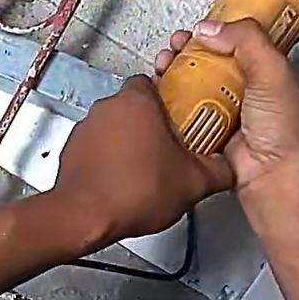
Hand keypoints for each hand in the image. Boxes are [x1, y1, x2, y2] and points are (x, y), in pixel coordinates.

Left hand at [52, 76, 234, 243]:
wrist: (85, 217)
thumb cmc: (132, 192)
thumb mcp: (192, 183)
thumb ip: (217, 169)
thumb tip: (227, 168)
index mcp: (136, 102)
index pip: (153, 82)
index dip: (169, 98)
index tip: (182, 116)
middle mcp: (106, 108)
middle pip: (134, 106)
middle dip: (151, 124)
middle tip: (169, 147)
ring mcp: (84, 128)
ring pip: (113, 127)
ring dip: (128, 142)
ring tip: (146, 169)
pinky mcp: (71, 150)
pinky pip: (95, 146)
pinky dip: (107, 158)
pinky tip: (122, 180)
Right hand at [153, 20, 298, 201]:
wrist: (277, 179)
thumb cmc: (289, 132)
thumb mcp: (274, 72)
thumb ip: (246, 40)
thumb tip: (211, 28)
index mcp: (268, 72)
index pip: (236, 44)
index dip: (214, 34)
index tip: (193, 30)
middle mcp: (246, 92)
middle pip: (208, 66)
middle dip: (184, 56)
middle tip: (170, 51)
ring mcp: (225, 116)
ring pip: (192, 90)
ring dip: (172, 79)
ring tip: (160, 71)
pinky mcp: (207, 137)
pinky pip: (184, 117)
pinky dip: (168, 107)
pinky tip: (158, 98)